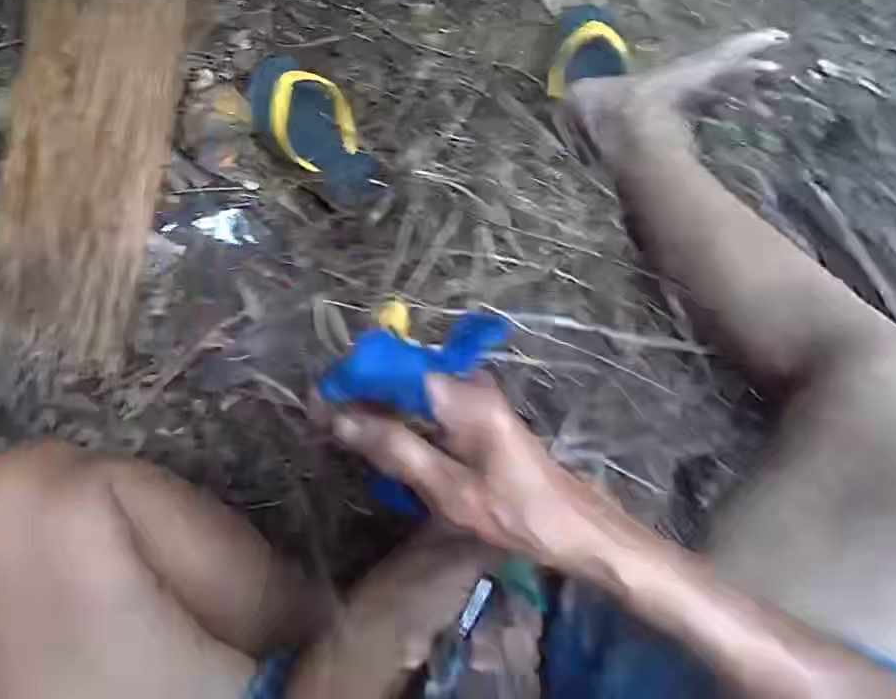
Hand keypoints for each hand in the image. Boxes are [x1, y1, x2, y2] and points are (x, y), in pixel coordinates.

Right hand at [329, 377, 645, 571]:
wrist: (576, 527)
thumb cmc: (518, 513)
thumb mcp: (451, 491)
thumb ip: (395, 450)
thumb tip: (341, 420)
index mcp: (463, 396)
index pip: (395, 369)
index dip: (355, 380)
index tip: (320, 400)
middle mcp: (466, 381)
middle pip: (400, 373)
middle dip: (360, 392)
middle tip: (324, 419)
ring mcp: (471, 392)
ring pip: (409, 386)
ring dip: (376, 405)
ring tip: (342, 428)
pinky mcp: (472, 406)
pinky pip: (424, 399)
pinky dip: (398, 415)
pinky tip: (380, 437)